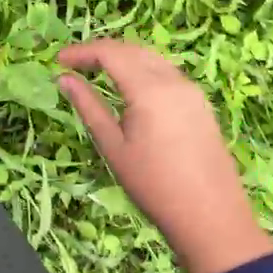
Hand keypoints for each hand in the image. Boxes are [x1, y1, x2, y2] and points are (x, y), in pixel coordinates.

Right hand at [55, 39, 272, 272]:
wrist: (214, 223)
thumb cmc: (155, 186)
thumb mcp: (113, 146)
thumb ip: (88, 106)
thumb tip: (64, 78)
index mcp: (150, 90)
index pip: (109, 53)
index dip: (81, 52)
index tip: (58, 61)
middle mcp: (174, 82)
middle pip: (131, 49)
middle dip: (101, 51)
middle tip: (75, 63)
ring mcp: (192, 93)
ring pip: (151, 58)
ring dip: (123, 57)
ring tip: (98, 70)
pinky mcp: (202, 106)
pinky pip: (167, 72)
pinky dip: (143, 68)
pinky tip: (131, 86)